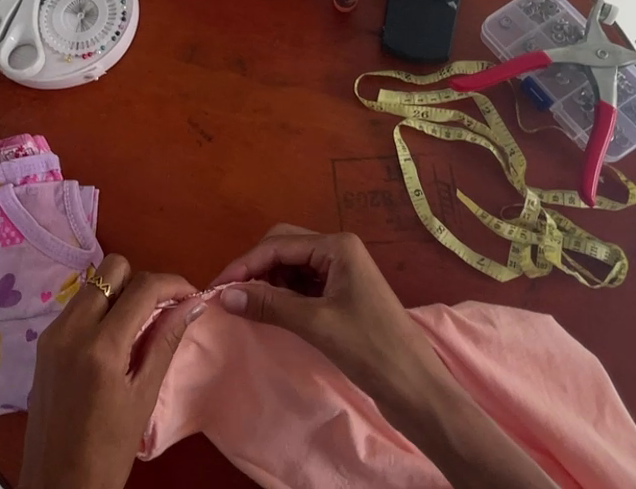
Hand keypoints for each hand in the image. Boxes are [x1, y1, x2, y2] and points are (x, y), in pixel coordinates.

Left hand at [19, 254, 199, 488]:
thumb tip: (192, 304)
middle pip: (112, 268)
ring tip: (138, 327)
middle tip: (159, 311)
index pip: (142, 287)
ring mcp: (53, 332)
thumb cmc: (108, 450)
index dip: (172, 283)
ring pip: (93, 284)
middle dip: (141, 282)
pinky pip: (78, 305)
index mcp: (100, 346)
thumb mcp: (143, 397)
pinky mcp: (44, 341)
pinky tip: (113, 340)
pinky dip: (100, 309)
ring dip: (119, 294)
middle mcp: (71, 328)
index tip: (190, 294)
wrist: (57, 485)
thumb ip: (165, 342)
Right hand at [209, 223, 437, 398]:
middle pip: (283, 248)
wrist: (418, 390)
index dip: (245, 264)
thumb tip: (225, 295)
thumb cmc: (371, 349)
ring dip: (267, 282)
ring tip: (246, 305)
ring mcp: (341, 273)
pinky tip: (269, 310)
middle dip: (255, 268)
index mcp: (337, 246)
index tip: (217, 288)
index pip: (278, 245)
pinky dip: (282, 295)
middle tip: (230, 295)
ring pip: (291, 267)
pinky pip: (302, 285)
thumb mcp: (316, 324)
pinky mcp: (342, 295)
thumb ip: (269, 304)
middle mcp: (338, 251)